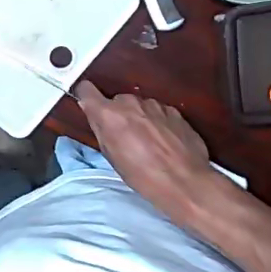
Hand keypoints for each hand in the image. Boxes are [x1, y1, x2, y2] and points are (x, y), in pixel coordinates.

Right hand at [75, 82, 214, 214]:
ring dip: (140, 118)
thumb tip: (96, 116)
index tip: (90, 107)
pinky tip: (165, 143)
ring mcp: (155, 104)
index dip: (87, 98)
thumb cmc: (144, 175)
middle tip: (124, 137)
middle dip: (119, 115)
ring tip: (148, 143)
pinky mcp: (174, 110)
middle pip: (117, 101)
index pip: (86, 90)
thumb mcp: (112, 157)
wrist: (184, 181)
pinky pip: (158, 112)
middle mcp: (131, 102)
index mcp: (109, 114)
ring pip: (139, 106)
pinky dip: (158, 122)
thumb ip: (101, 130)